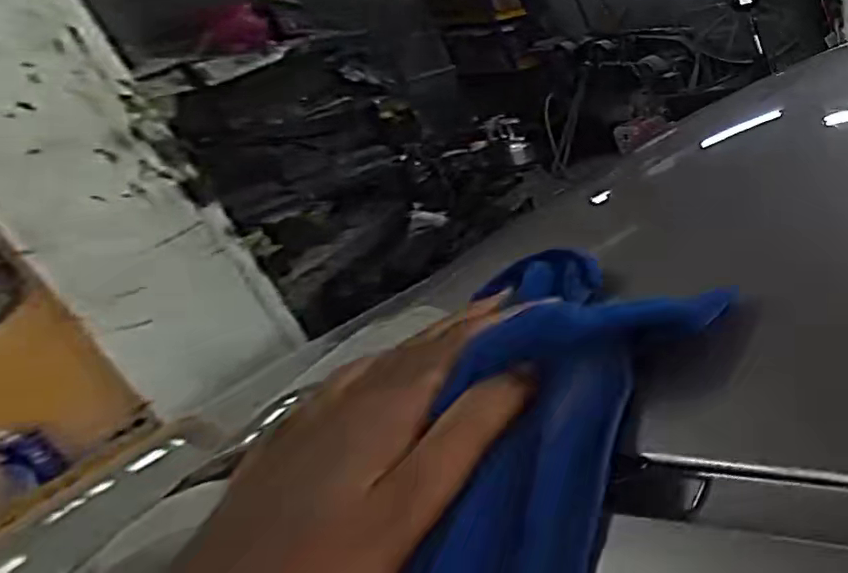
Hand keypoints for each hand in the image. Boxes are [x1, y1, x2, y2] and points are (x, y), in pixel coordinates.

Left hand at [177, 298, 532, 572]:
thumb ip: (472, 426)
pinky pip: (356, 375)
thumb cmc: (323, 565)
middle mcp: (352, 392)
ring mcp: (312, 416)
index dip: (518, 316)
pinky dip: (396, 357)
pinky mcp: (284, 444)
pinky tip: (393, 366)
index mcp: (390, 398)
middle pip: (431, 337)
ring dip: (445, 332)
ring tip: (480, 323)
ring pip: (394, 352)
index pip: (468, 336)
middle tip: (531, 301)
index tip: (564, 305)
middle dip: (486, 315)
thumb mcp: (411, 503)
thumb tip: (528, 366)